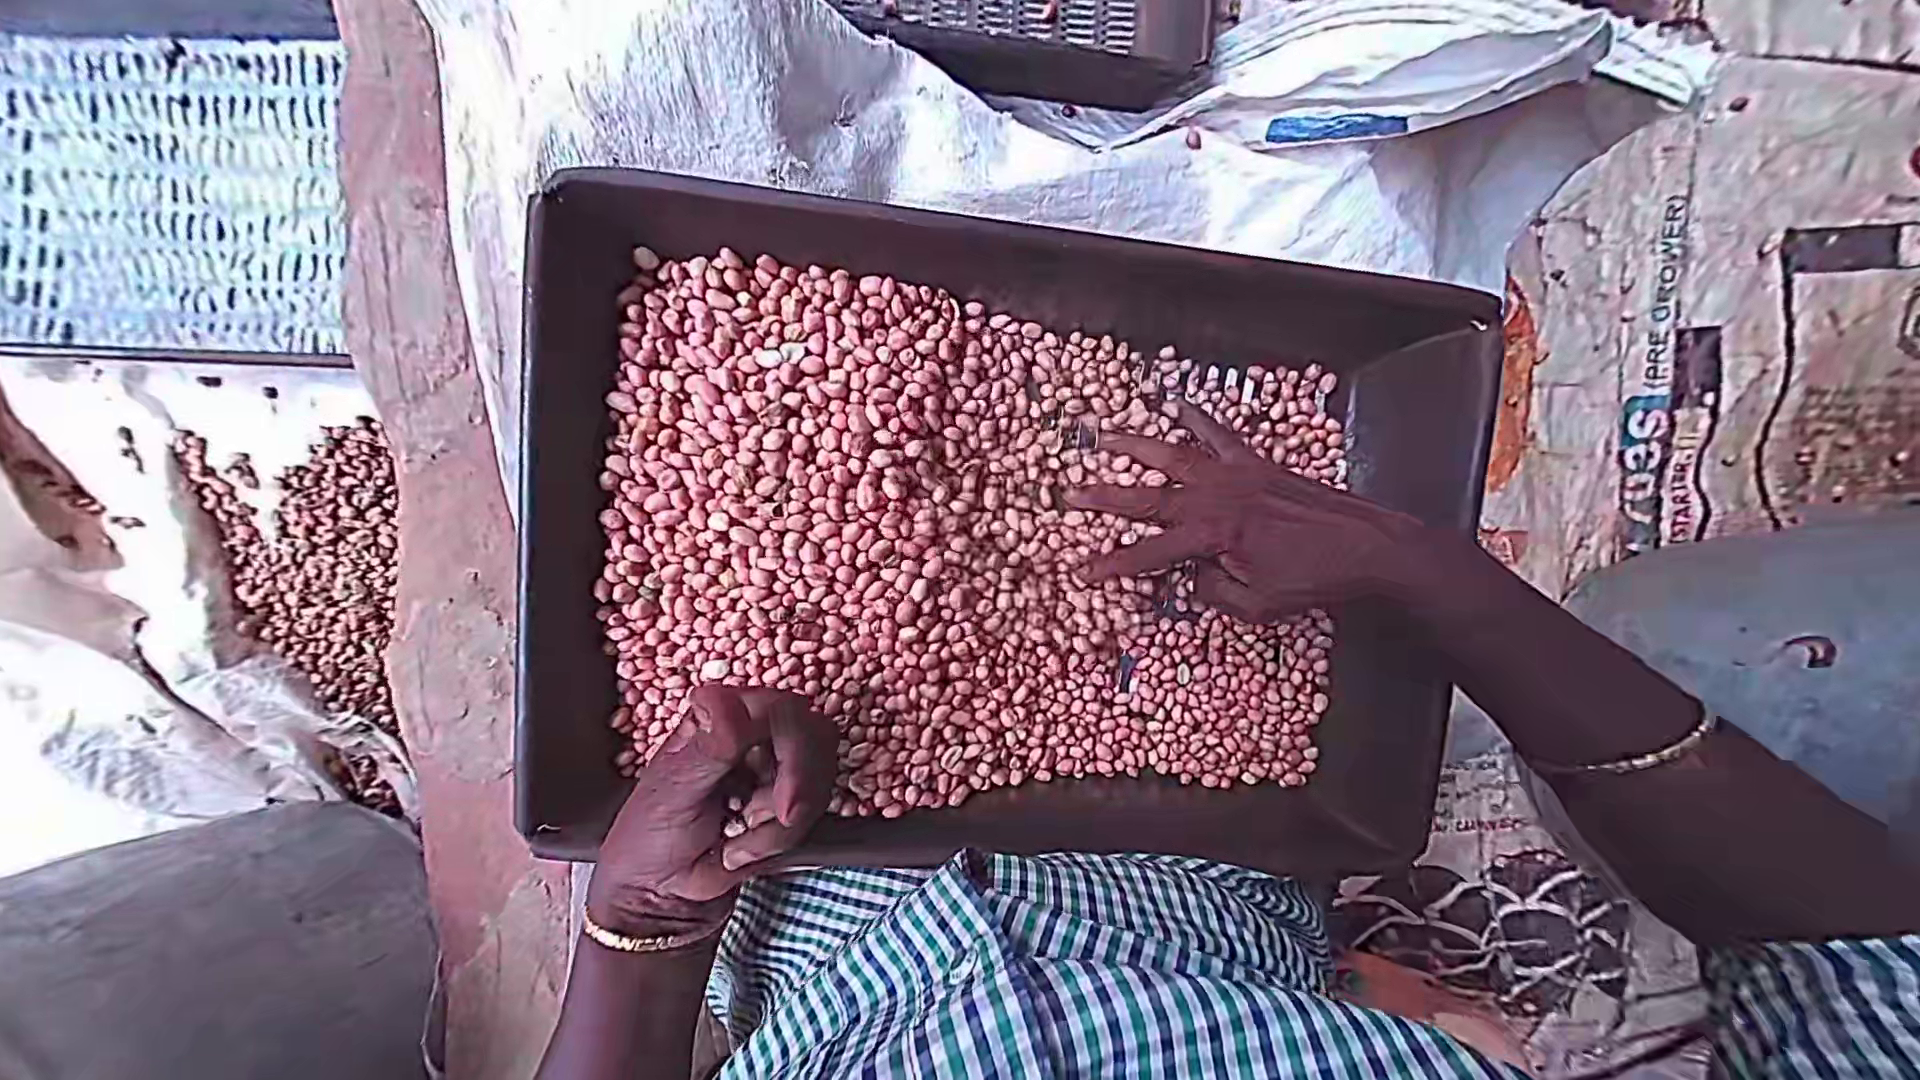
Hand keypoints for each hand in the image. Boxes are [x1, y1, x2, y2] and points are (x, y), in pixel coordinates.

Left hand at [585, 685, 835, 938]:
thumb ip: (708, 748)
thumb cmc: (651, 835)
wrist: (661, 891)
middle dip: (796, 784)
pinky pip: (815, 805)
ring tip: (737, 842)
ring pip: (819, 772)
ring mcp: (778, 759)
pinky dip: (784, 836)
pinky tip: (746, 847)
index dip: (793, 742)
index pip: (780, 707)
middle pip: (811, 734)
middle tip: (771, 818)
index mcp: (723, 713)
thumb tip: (722, 699)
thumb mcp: (673, 792)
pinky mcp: (792, 792)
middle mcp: (757, 727)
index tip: (783, 793)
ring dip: (781, 821)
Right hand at [1067, 401, 1425, 621]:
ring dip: (1133, 445)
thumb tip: (1188, 574)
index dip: (1113, 564)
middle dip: (1105, 497)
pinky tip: (1176, 404)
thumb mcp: (1256, 605)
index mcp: (1212, 537)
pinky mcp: (1254, 461)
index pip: (1149, 553)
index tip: (1084, 570)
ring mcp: (1234, 474)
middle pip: (1148, 497)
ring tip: (1102, 435)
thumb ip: (1211, 590)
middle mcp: (1215, 498)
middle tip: (1072, 492)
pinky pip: (1218, 434)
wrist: (1370, 545)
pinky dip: (1196, 417)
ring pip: (1172, 455)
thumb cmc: (1314, 579)